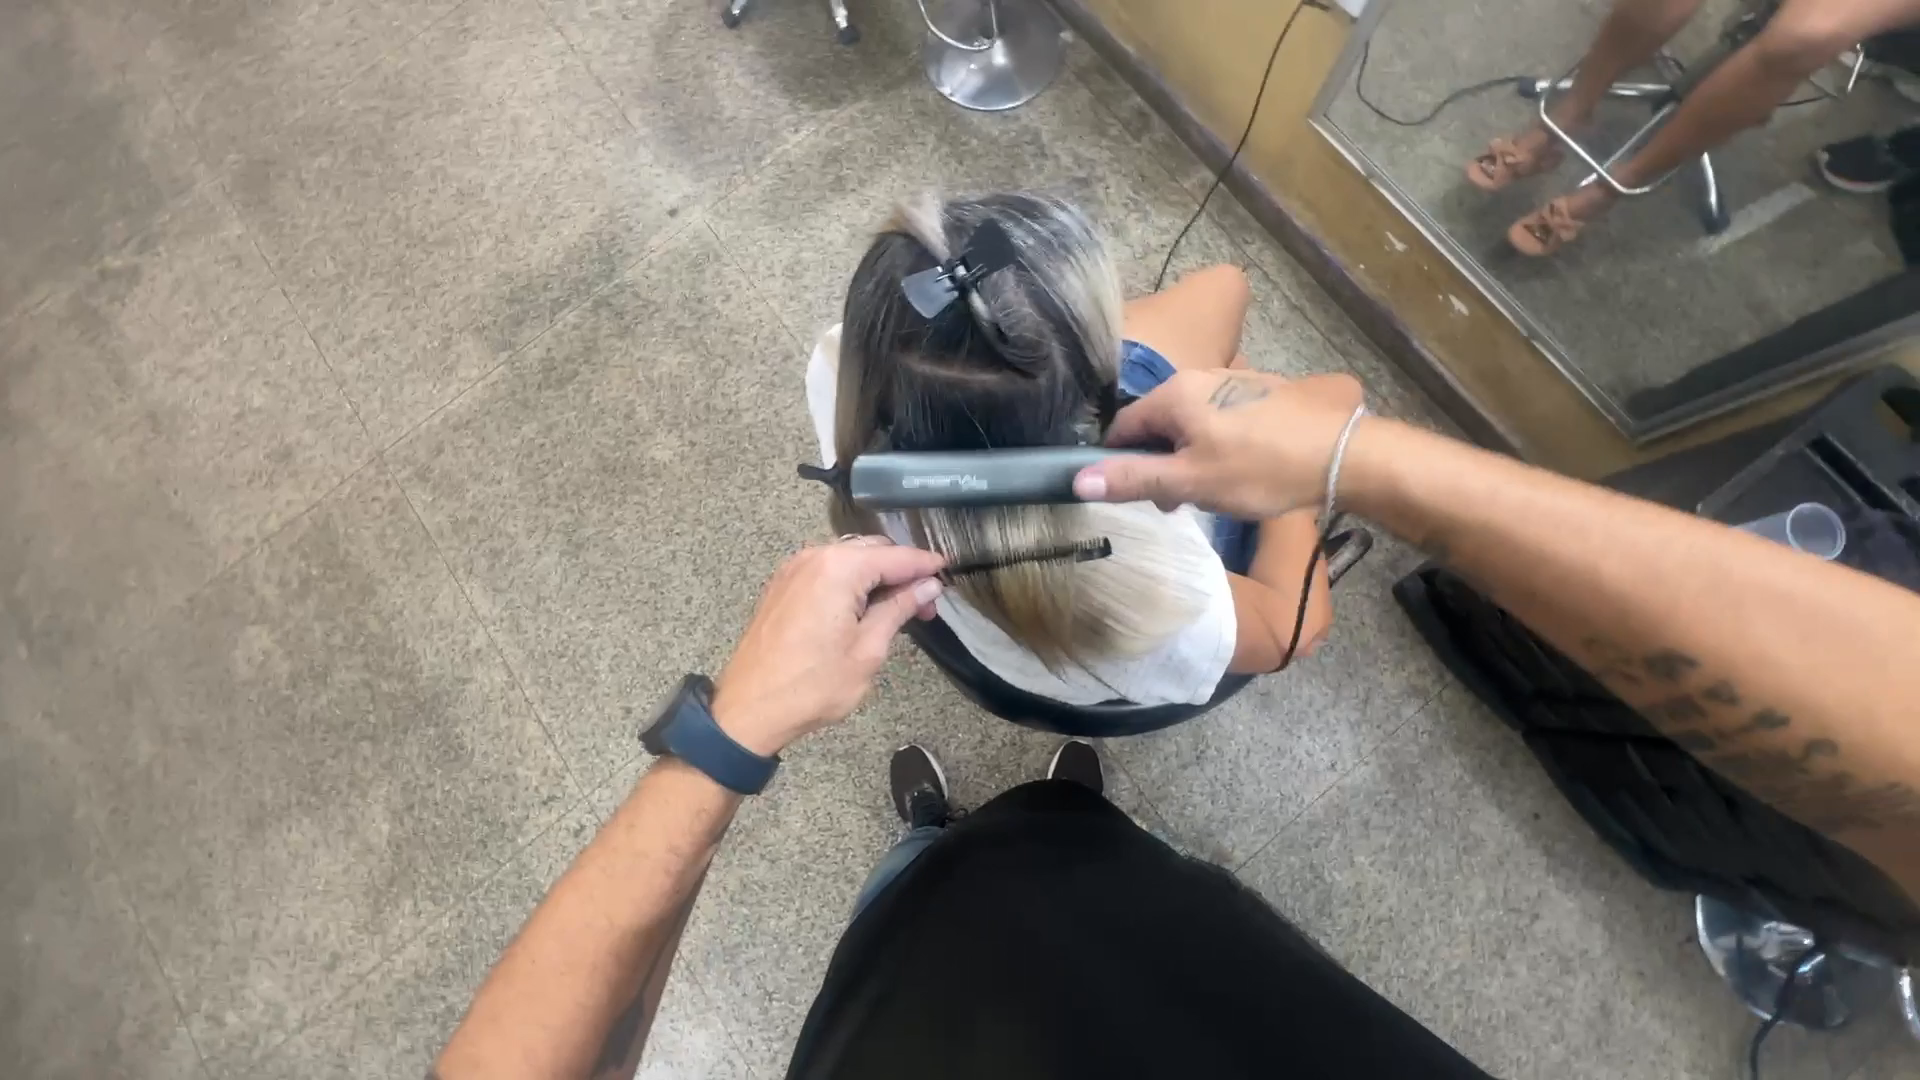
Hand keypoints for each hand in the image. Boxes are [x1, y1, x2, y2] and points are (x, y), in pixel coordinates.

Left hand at [710, 537, 945, 755]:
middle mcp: (814, 557)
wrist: (748, 710)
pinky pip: (826, 569)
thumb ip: (900, 608)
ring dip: (876, 576)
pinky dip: (850, 580)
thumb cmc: (812, 685)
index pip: (896, 556)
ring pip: (849, 558)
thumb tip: (928, 586)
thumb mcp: (868, 649)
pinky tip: (862, 606)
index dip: (926, 565)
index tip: (948, 573)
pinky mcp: (782, 585)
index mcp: (839, 568)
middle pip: (872, 550)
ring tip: (897, 608)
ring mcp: (794, 569)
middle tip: (926, 603)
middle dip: (902, 571)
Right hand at [1073, 370, 1366, 518]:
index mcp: (1174, 395)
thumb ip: (1133, 479)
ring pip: (1187, 425)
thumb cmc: (1259, 469)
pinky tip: (1236, 471)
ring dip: (1185, 459)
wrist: (1342, 454)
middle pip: (1154, 425)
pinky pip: (1216, 420)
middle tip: (1176, 501)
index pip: (1121, 427)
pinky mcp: (1258, 393)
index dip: (1120, 463)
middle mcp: (1197, 378)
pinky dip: (1212, 446)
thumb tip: (1076, 479)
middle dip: (1156, 464)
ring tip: (1209, 491)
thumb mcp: (1190, 481)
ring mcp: (1230, 382)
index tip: (1136, 494)